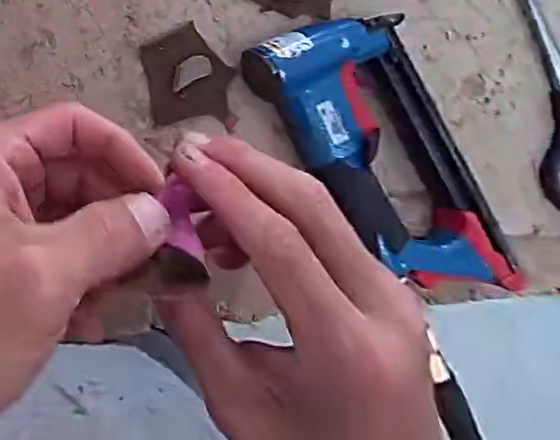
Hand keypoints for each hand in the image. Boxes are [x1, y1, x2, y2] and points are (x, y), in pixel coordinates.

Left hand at [0, 103, 169, 439]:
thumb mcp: (42, 276)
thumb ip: (107, 234)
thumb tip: (161, 211)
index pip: (76, 125)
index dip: (122, 150)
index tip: (160, 193)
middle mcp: (5, 179)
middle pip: (84, 170)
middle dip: (123, 207)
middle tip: (162, 247)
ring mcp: (9, 223)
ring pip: (82, 214)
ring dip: (112, 249)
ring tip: (135, 288)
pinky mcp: (14, 264)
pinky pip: (69, 252)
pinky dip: (91, 277)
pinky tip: (99, 317)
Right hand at [159, 133, 438, 439]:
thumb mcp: (241, 410)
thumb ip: (197, 330)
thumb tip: (165, 254)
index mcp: (347, 346)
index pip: (283, 243)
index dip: (228, 192)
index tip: (185, 160)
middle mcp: (383, 302)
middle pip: (312, 204)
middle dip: (248, 165)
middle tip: (194, 149)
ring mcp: (394, 287)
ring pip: (324, 207)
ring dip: (261, 184)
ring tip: (204, 196)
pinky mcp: (389, 281)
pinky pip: (330, 228)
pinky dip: (281, 210)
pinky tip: (240, 227)